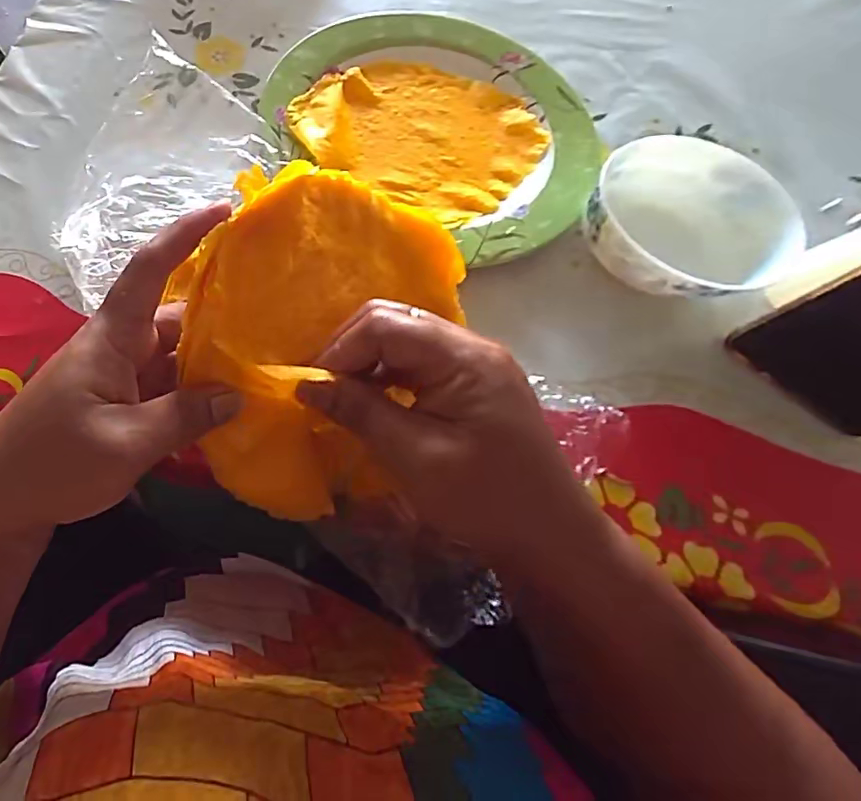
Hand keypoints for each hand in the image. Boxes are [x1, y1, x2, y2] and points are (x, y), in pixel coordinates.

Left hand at [0, 204, 242, 542]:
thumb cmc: (52, 463)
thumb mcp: (125, 444)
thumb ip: (184, 418)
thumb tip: (237, 395)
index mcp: (112, 337)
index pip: (150, 268)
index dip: (185, 234)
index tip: (224, 210)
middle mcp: (117, 346)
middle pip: (175, 319)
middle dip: (219, 317)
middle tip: (274, 321)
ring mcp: (116, 375)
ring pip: (173, 355)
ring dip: (209, 363)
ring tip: (262, 368)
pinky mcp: (116, 402)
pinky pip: (164, 386)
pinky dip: (192, 395)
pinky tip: (225, 412)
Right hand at [296, 300, 602, 564]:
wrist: (553, 540)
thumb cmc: (485, 501)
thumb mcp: (415, 458)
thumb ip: (360, 411)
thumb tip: (306, 384)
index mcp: (463, 357)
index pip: (384, 324)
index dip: (340, 349)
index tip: (312, 386)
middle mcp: (471, 346)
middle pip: (394, 321)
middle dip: (349, 350)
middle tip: (322, 389)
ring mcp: (475, 362)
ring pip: (403, 338)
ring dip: (366, 362)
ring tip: (341, 397)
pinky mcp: (474, 382)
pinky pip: (418, 361)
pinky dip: (387, 375)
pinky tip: (373, 403)